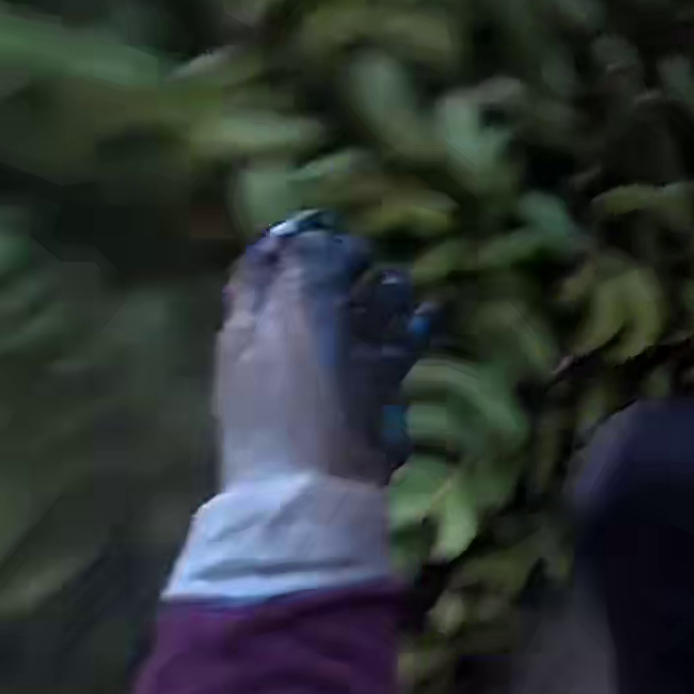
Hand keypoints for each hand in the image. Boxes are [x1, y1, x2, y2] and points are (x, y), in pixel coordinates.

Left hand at [215, 216, 426, 487]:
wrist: (316, 477)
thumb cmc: (296, 393)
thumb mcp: (291, 318)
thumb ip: (305, 269)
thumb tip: (321, 232)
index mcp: (257, 322)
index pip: (266, 267)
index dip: (291, 238)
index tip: (325, 217)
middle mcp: (295, 339)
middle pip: (322, 288)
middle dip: (345, 265)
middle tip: (370, 253)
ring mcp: (337, 365)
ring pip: (365, 316)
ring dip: (385, 295)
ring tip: (403, 282)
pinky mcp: (375, 388)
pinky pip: (400, 346)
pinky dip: (418, 328)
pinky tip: (436, 311)